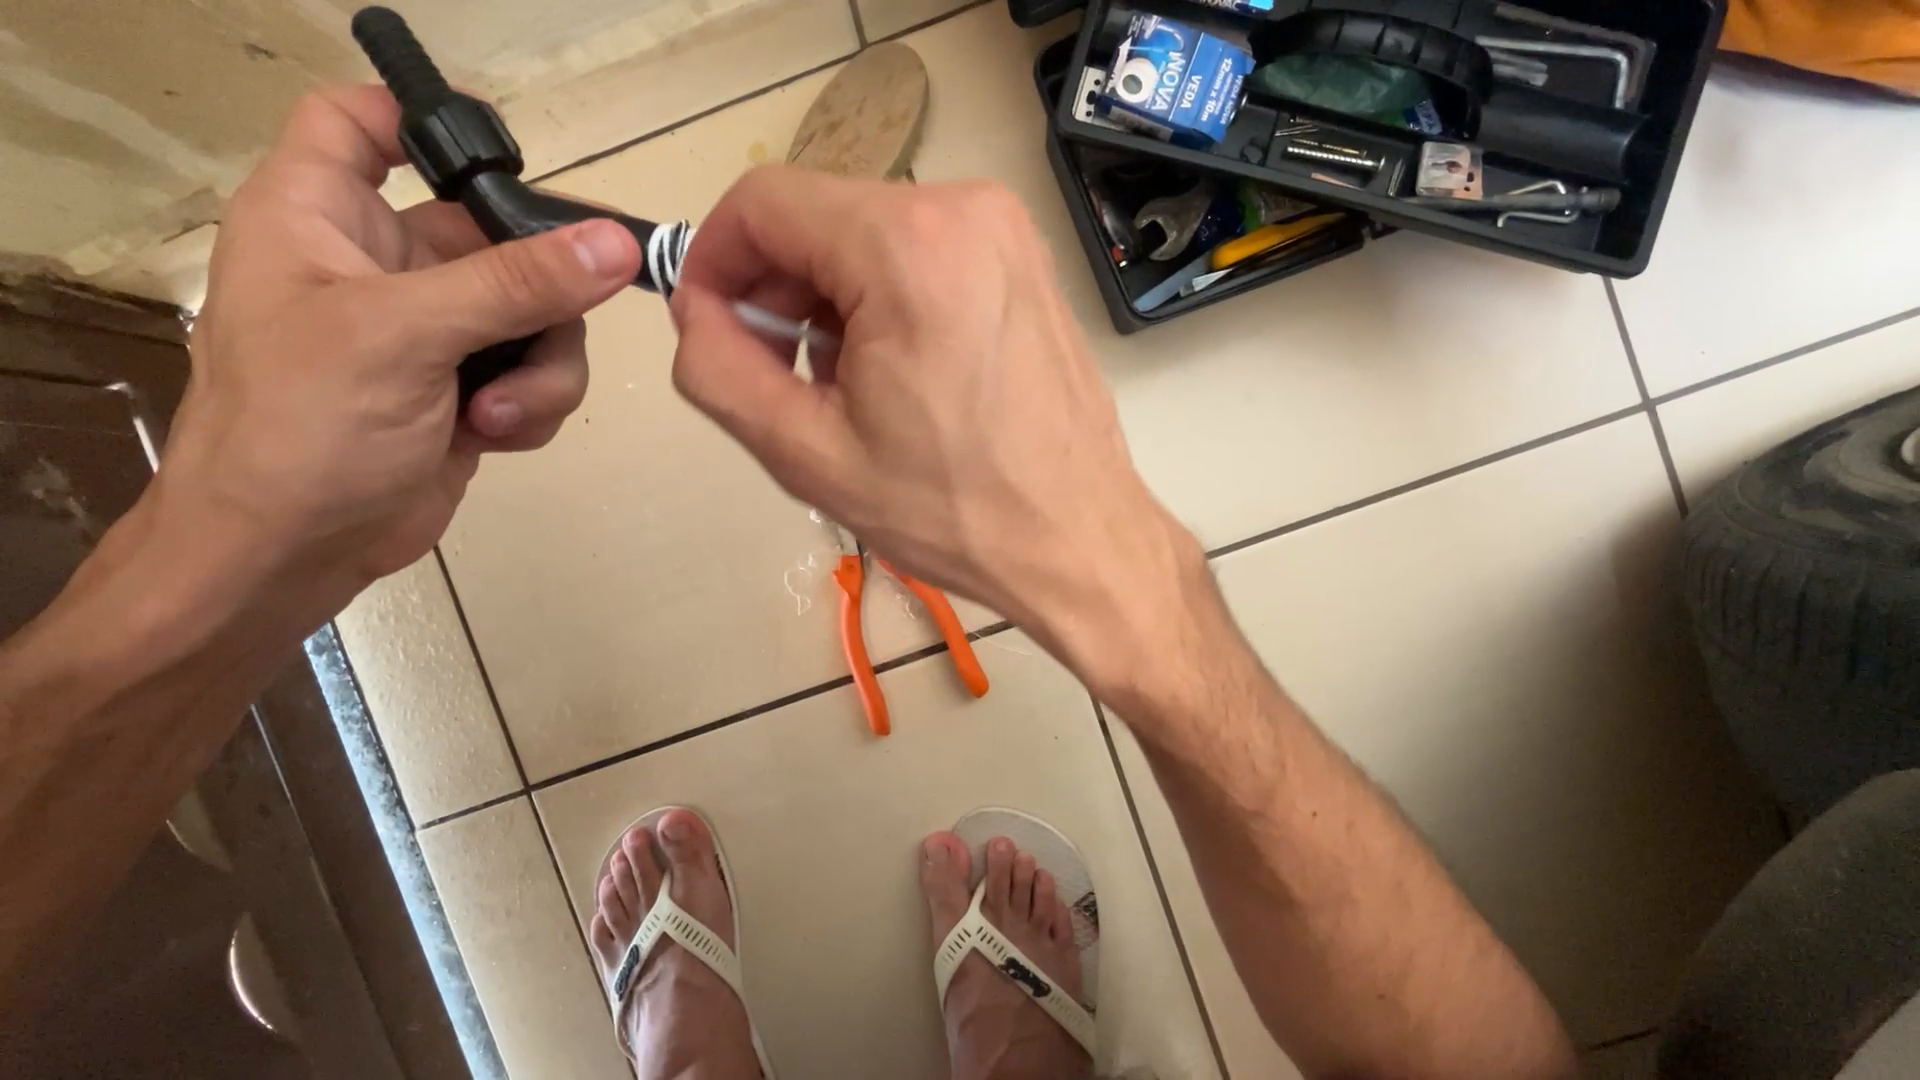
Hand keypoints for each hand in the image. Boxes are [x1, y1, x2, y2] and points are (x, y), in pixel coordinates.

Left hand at [150, 85, 640, 624]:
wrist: (294, 552)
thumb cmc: (307, 427)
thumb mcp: (406, 337)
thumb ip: (516, 285)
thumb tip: (618, 246)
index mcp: (324, 216)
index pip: (364, 123)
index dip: (430, 121)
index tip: (513, 163)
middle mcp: (385, 264)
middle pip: (500, 237)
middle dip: (541, 292)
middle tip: (553, 327)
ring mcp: (436, 331)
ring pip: (538, 316)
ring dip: (542, 368)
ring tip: (498, 414)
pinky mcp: (472, 388)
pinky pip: (538, 372)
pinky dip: (534, 406)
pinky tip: (495, 435)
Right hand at [670, 167, 1202, 687]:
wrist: (1079, 540)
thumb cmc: (953, 510)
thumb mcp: (808, 454)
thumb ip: (720, 370)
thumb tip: (696, 312)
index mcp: (909, 247)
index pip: (764, 202)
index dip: (715, 259)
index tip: (712, 327)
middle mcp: (965, 210)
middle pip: (819, 217)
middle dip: (778, 292)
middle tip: (783, 379)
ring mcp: (1007, 231)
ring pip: (868, 236)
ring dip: (832, 303)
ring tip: (851, 391)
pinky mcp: (1025, 261)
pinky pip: (922, 253)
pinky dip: (885, 300)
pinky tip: (901, 375)